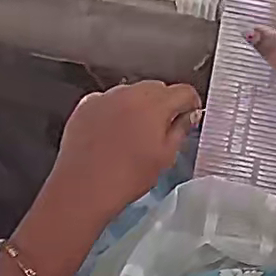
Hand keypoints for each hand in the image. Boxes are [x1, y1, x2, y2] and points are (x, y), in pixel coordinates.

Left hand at [44, 80, 202, 222]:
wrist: (84, 187)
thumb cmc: (129, 176)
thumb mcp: (164, 157)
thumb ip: (180, 130)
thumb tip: (188, 116)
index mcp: (155, 104)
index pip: (183, 91)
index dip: (191, 104)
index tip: (189, 116)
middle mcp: (130, 93)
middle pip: (157, 88)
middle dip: (164, 103)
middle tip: (162, 129)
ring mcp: (105, 97)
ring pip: (131, 92)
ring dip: (139, 105)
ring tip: (135, 134)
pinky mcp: (85, 106)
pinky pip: (108, 100)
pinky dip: (115, 110)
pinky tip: (112, 134)